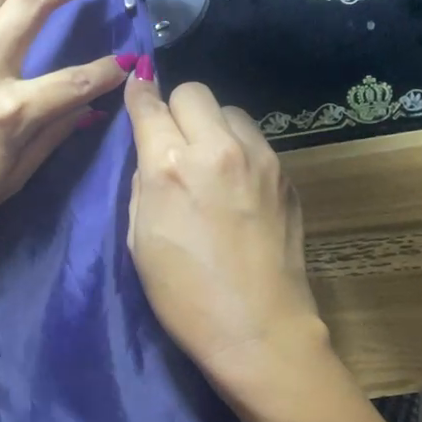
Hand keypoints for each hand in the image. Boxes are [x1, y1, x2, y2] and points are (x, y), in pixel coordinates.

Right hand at [124, 77, 324, 388]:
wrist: (257, 329)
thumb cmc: (183, 298)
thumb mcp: (139, 242)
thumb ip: (143, 187)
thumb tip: (151, 157)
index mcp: (170, 167)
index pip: (150, 104)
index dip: (138, 96)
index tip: (135, 93)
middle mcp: (216, 148)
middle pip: (194, 92)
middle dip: (176, 108)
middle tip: (171, 141)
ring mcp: (259, 158)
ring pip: (230, 110)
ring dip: (212, 126)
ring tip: (207, 164)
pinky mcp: (286, 175)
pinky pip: (255, 141)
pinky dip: (238, 150)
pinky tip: (235, 188)